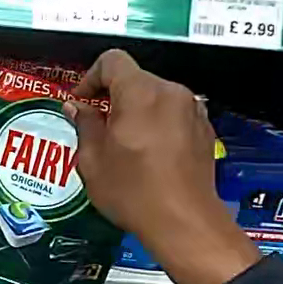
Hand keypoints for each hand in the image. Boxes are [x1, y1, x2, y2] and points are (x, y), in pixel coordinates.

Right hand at [67, 49, 259, 283]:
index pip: (112, 61)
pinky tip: (150, 154)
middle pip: (135, 78)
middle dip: (113, 96)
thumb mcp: (93, 160)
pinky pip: (174, 114)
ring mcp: (193, 110)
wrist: (184, 222)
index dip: (91, 77)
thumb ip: (84, 125)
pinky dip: (158, 123)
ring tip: (124, 143)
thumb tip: (77, 107)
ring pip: (156, 96)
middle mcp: (171, 92)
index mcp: (140, 92)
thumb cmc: (132, 190)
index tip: (81, 101)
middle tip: (98, 126)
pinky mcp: (205, 130)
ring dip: (137, 110)